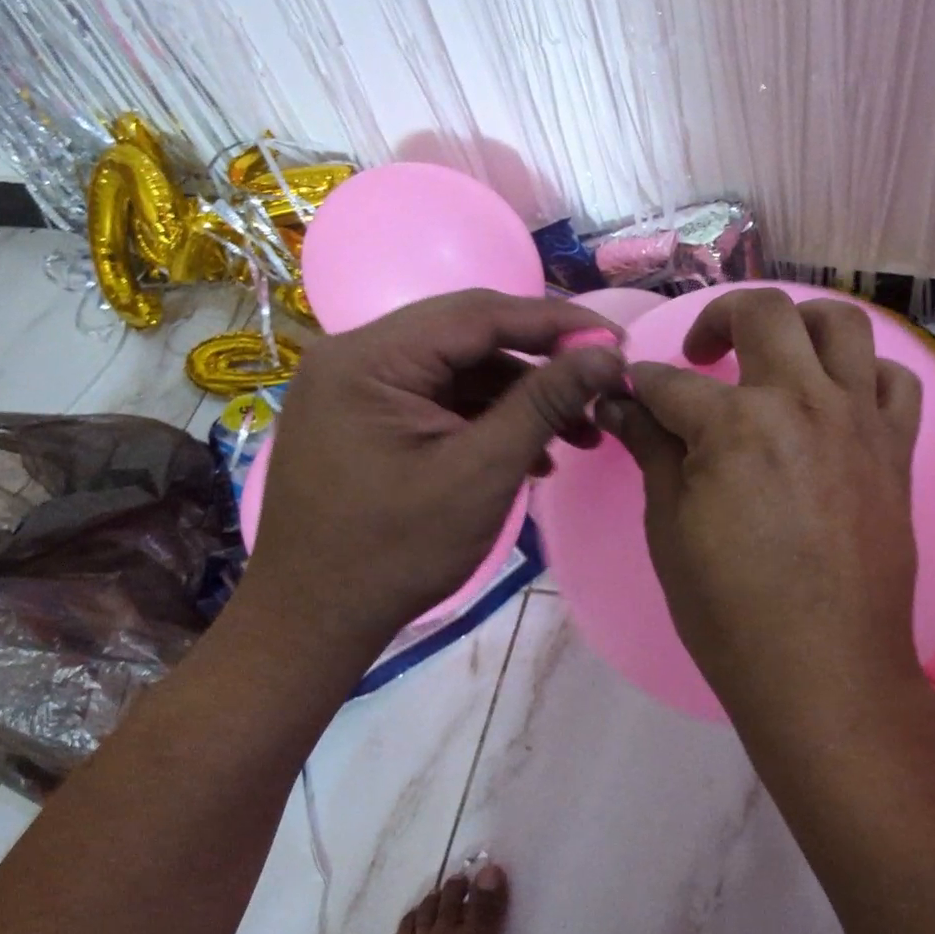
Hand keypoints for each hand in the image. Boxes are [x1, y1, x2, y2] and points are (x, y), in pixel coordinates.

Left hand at [238, 290, 624, 645]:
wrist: (317, 621)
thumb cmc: (398, 549)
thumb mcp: (484, 470)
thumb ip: (546, 401)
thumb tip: (607, 353)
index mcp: (370, 358)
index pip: (479, 312)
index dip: (557, 321)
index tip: (617, 339)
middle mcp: (356, 356)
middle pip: (471, 334)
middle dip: (545, 359)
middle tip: (604, 380)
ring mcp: (359, 388)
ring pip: (463, 368)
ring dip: (525, 395)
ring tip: (581, 434)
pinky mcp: (369, 418)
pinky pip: (444, 398)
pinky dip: (493, 418)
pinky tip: (535, 456)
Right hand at [597, 288, 923, 713]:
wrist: (825, 668)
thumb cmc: (732, 613)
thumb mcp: (672, 532)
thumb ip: (654, 453)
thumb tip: (621, 407)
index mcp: (736, 423)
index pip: (670, 383)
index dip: (639, 387)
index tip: (628, 397)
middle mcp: (803, 401)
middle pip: (764, 313)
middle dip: (719, 317)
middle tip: (703, 354)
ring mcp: (859, 420)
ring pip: (842, 325)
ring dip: (803, 324)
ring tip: (779, 354)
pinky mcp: (896, 448)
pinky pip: (895, 383)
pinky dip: (867, 375)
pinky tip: (842, 399)